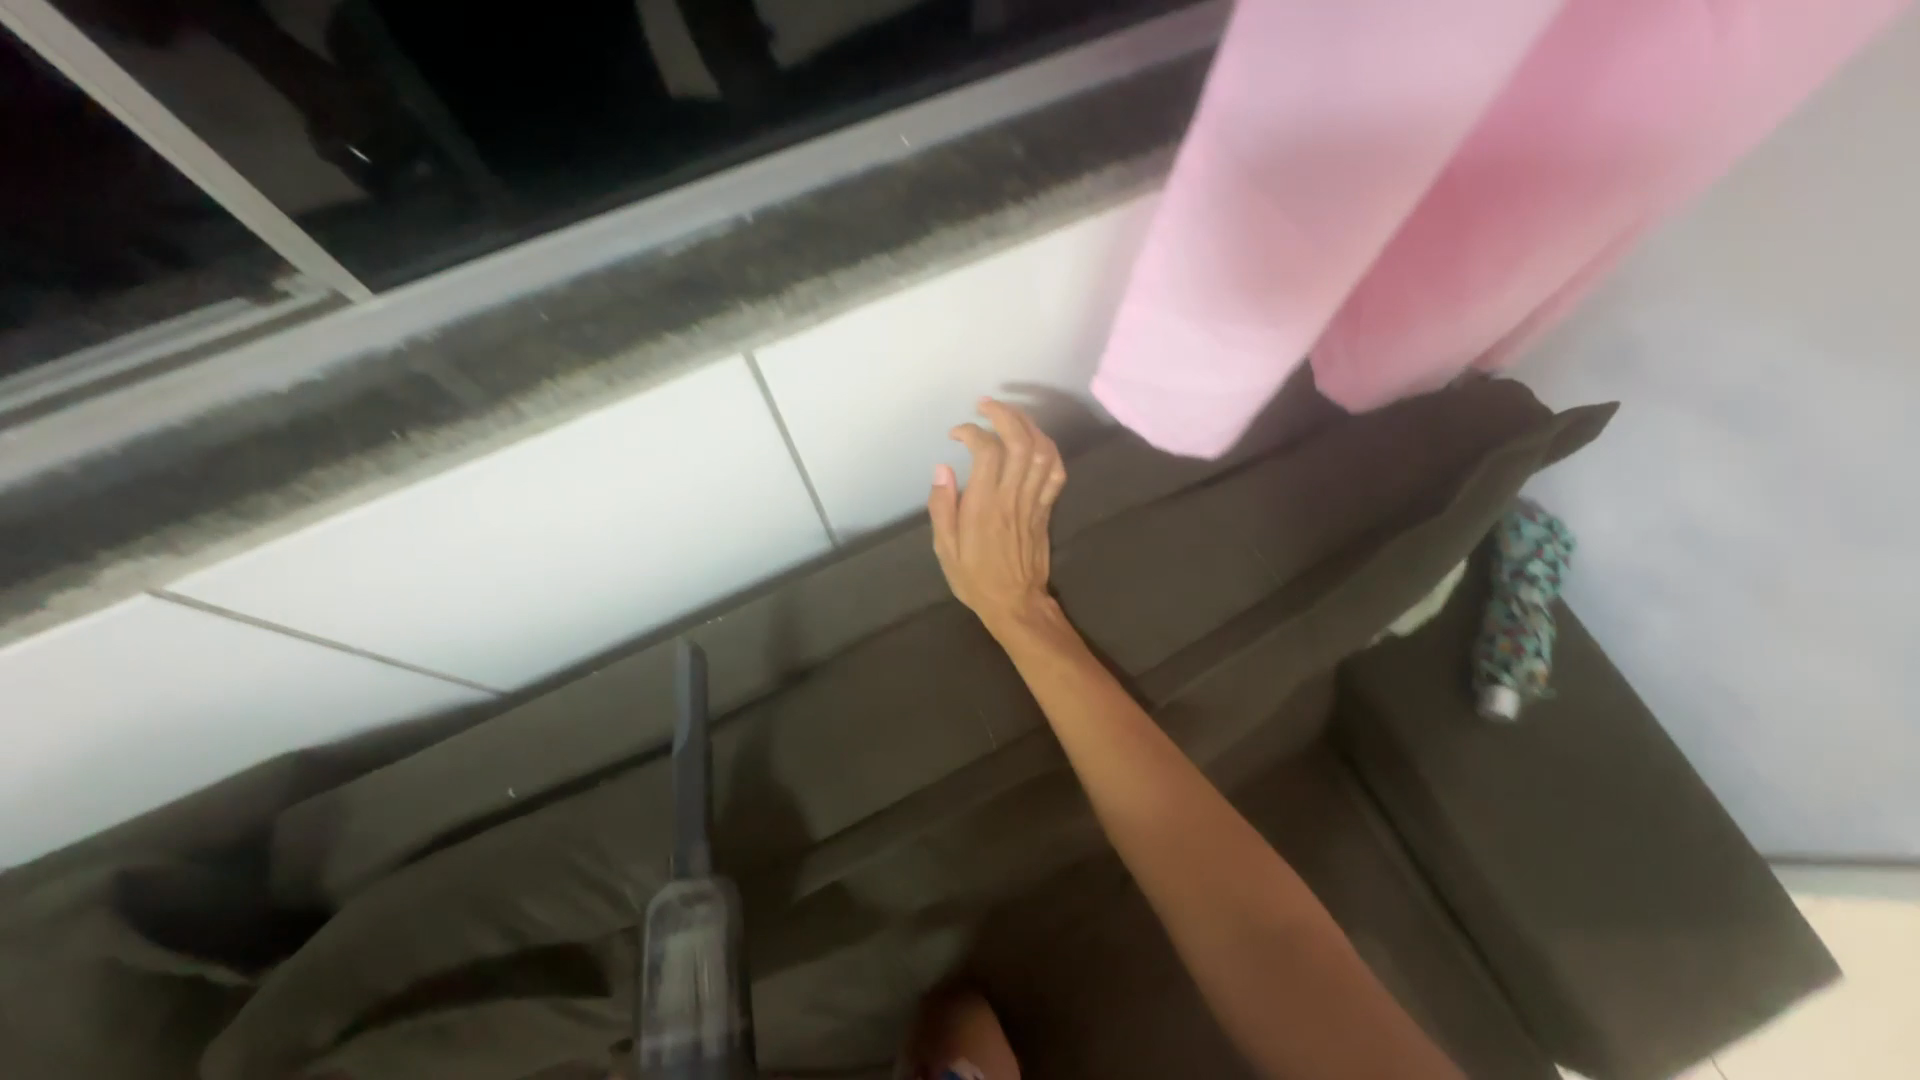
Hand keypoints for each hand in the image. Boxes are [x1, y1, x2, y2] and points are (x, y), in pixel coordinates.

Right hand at [927, 398, 1067, 632]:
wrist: (1015, 604)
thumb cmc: (975, 578)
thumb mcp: (945, 549)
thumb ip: (942, 507)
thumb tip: (941, 469)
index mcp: (983, 506)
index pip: (986, 451)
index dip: (972, 431)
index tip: (956, 433)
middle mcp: (1012, 497)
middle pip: (1020, 442)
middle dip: (1004, 414)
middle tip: (985, 405)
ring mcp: (1034, 502)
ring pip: (1041, 451)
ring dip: (1027, 425)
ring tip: (1008, 415)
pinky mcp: (1046, 509)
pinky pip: (1056, 472)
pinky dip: (1049, 449)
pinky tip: (1035, 440)